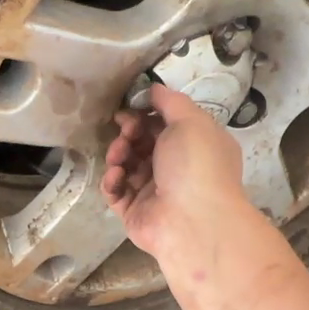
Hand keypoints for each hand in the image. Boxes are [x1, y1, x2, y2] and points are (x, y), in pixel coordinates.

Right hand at [101, 84, 254, 267]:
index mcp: (195, 145)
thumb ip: (170, 101)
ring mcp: (154, 192)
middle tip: (125, 133)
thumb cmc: (196, 165)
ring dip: (118, 155)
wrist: (191, 220)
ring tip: (118, 156)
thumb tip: (153, 89)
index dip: (145, 115)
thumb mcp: (190, 121)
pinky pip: (116, 191)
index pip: (165, 125)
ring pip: (127, 165)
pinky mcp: (135, 212)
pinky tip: (115, 176)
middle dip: (129, 134)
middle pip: (143, 143)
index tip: (129, 110)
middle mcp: (176, 168)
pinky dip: (112, 181)